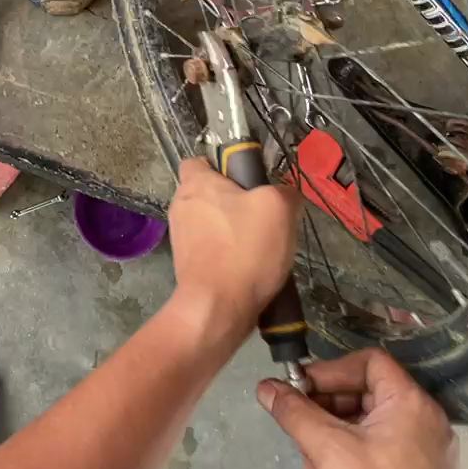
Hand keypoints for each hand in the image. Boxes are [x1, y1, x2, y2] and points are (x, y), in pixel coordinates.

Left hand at [166, 157, 301, 331]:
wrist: (217, 308)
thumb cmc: (244, 249)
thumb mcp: (279, 208)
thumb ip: (285, 191)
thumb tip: (286, 194)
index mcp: (194, 183)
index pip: (200, 160)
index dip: (224, 165)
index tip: (249, 181)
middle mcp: (181, 206)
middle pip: (210, 193)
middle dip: (236, 202)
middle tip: (265, 216)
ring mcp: (181, 237)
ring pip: (213, 223)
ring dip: (235, 231)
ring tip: (263, 246)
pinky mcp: (187, 264)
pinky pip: (213, 249)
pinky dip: (230, 254)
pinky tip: (252, 268)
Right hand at [258, 349, 462, 468]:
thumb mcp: (328, 451)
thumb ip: (295, 412)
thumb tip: (266, 386)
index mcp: (411, 405)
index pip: (370, 362)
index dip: (331, 369)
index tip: (300, 388)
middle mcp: (424, 423)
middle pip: (366, 390)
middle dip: (325, 403)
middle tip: (297, 420)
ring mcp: (422, 456)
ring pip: (367, 422)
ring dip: (331, 430)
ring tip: (307, 455)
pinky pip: (377, 449)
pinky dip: (347, 453)